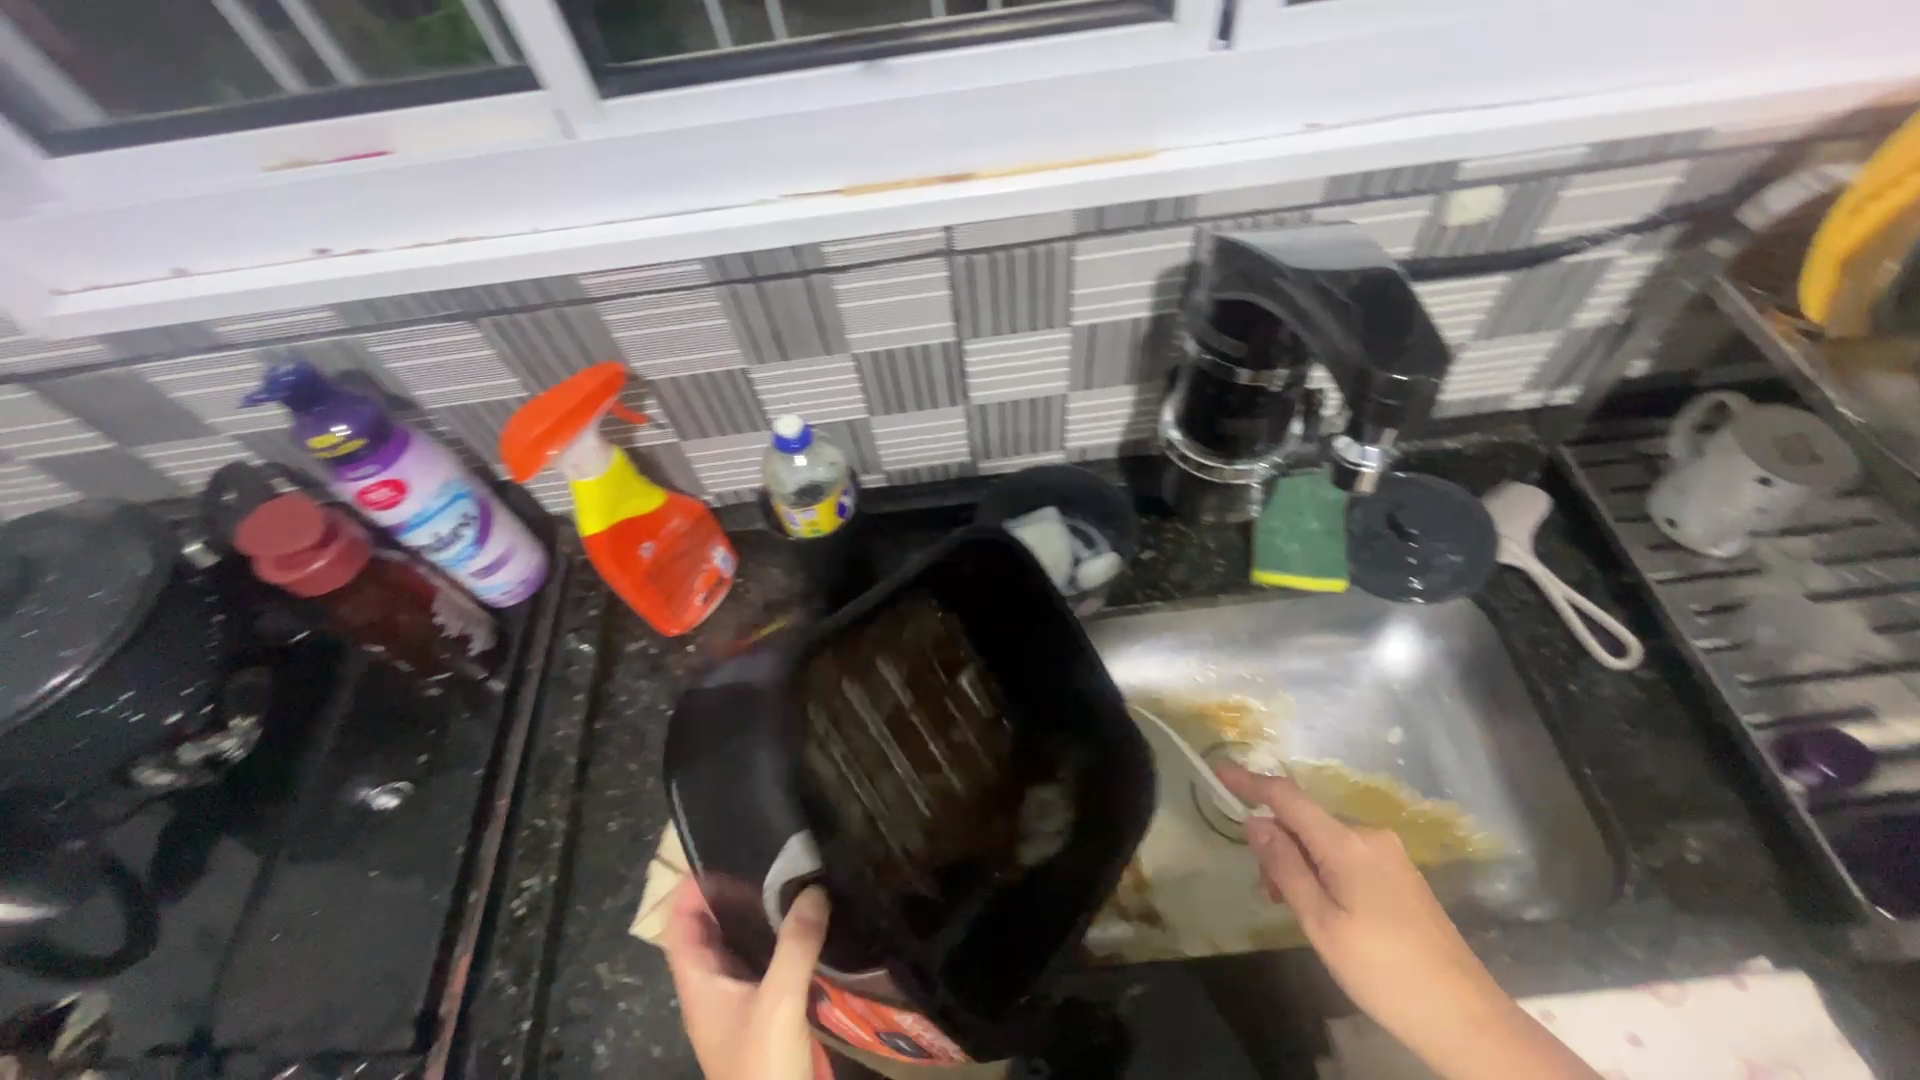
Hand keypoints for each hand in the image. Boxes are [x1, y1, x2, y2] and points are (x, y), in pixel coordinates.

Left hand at [660, 880, 832, 1079]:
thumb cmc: (762, 1068)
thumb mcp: (780, 1002)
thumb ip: (796, 944)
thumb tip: (814, 891)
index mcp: (699, 985)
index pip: (679, 926)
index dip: (691, 891)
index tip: (720, 857)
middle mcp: (711, 991)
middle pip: (707, 933)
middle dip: (727, 898)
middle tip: (764, 861)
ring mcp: (735, 1005)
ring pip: (735, 950)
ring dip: (752, 919)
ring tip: (785, 883)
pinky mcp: (761, 1016)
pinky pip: (760, 966)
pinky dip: (773, 942)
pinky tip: (802, 928)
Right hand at [1217, 764, 1599, 1079]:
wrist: (1464, 1016)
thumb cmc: (1382, 971)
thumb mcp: (1320, 923)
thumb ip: (1285, 867)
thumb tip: (1257, 822)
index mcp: (1348, 844)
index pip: (1288, 797)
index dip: (1251, 782)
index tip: (1220, 770)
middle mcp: (1370, 836)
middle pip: (1305, 821)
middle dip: (1276, 845)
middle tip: (1267, 894)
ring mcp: (1390, 855)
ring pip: (1325, 841)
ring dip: (1299, 863)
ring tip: (1295, 912)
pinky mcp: (1400, 875)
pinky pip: (1347, 856)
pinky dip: (1323, 871)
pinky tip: (1324, 909)